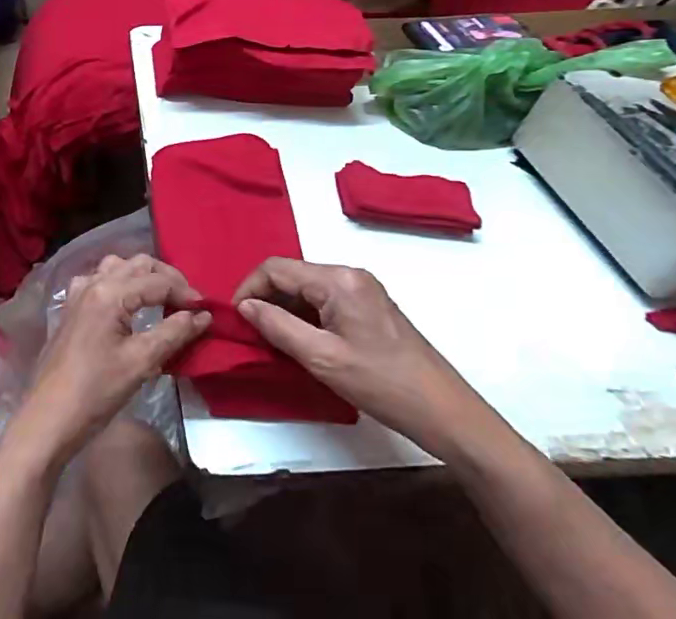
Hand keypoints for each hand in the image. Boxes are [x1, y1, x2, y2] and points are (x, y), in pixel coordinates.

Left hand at [20, 254, 211, 457]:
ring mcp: (78, 295)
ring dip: (143, 276)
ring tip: (162, 299)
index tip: (206, 311)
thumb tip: (203, 316)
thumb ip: (174, 333)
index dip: (186, 293)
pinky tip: (128, 305)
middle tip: (187, 303)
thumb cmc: (96, 391)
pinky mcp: (71, 310)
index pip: (158, 281)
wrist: (48, 421)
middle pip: (138, 265)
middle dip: (167, 278)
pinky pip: (101, 281)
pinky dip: (121, 284)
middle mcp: (92, 284)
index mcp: (109, 293)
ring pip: (118, 267)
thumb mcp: (141, 362)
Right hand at [234, 258, 499, 457]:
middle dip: (266, 299)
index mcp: (338, 279)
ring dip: (284, 309)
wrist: (440, 407)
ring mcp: (362, 289)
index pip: (277, 268)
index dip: (249, 288)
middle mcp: (350, 274)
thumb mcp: (321, 357)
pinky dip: (305, 316)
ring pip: (307, 288)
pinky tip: (299, 342)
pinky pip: (325, 300)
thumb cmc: (380, 382)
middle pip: (293, 274)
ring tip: (271, 342)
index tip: (236, 319)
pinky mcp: (369, 306)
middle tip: (250, 334)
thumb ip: (278, 326)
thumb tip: (245, 306)